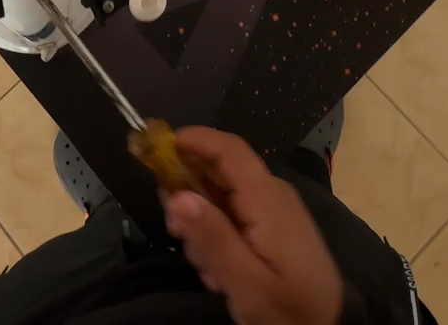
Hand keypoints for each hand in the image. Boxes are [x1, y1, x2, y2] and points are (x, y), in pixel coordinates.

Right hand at [163, 127, 343, 324]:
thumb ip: (212, 239)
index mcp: (267, 198)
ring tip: (210, 270)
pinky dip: (218, 234)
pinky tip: (222, 273)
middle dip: (190, 193)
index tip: (157, 147)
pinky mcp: (273, 225)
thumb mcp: (247, 286)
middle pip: (219, 169)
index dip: (193, 139)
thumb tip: (176, 196)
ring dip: (204, 223)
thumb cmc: (290, 312)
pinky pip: (234, 213)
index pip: (228, 149)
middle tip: (176, 232)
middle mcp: (271, 193)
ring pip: (221, 195)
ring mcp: (273, 208)